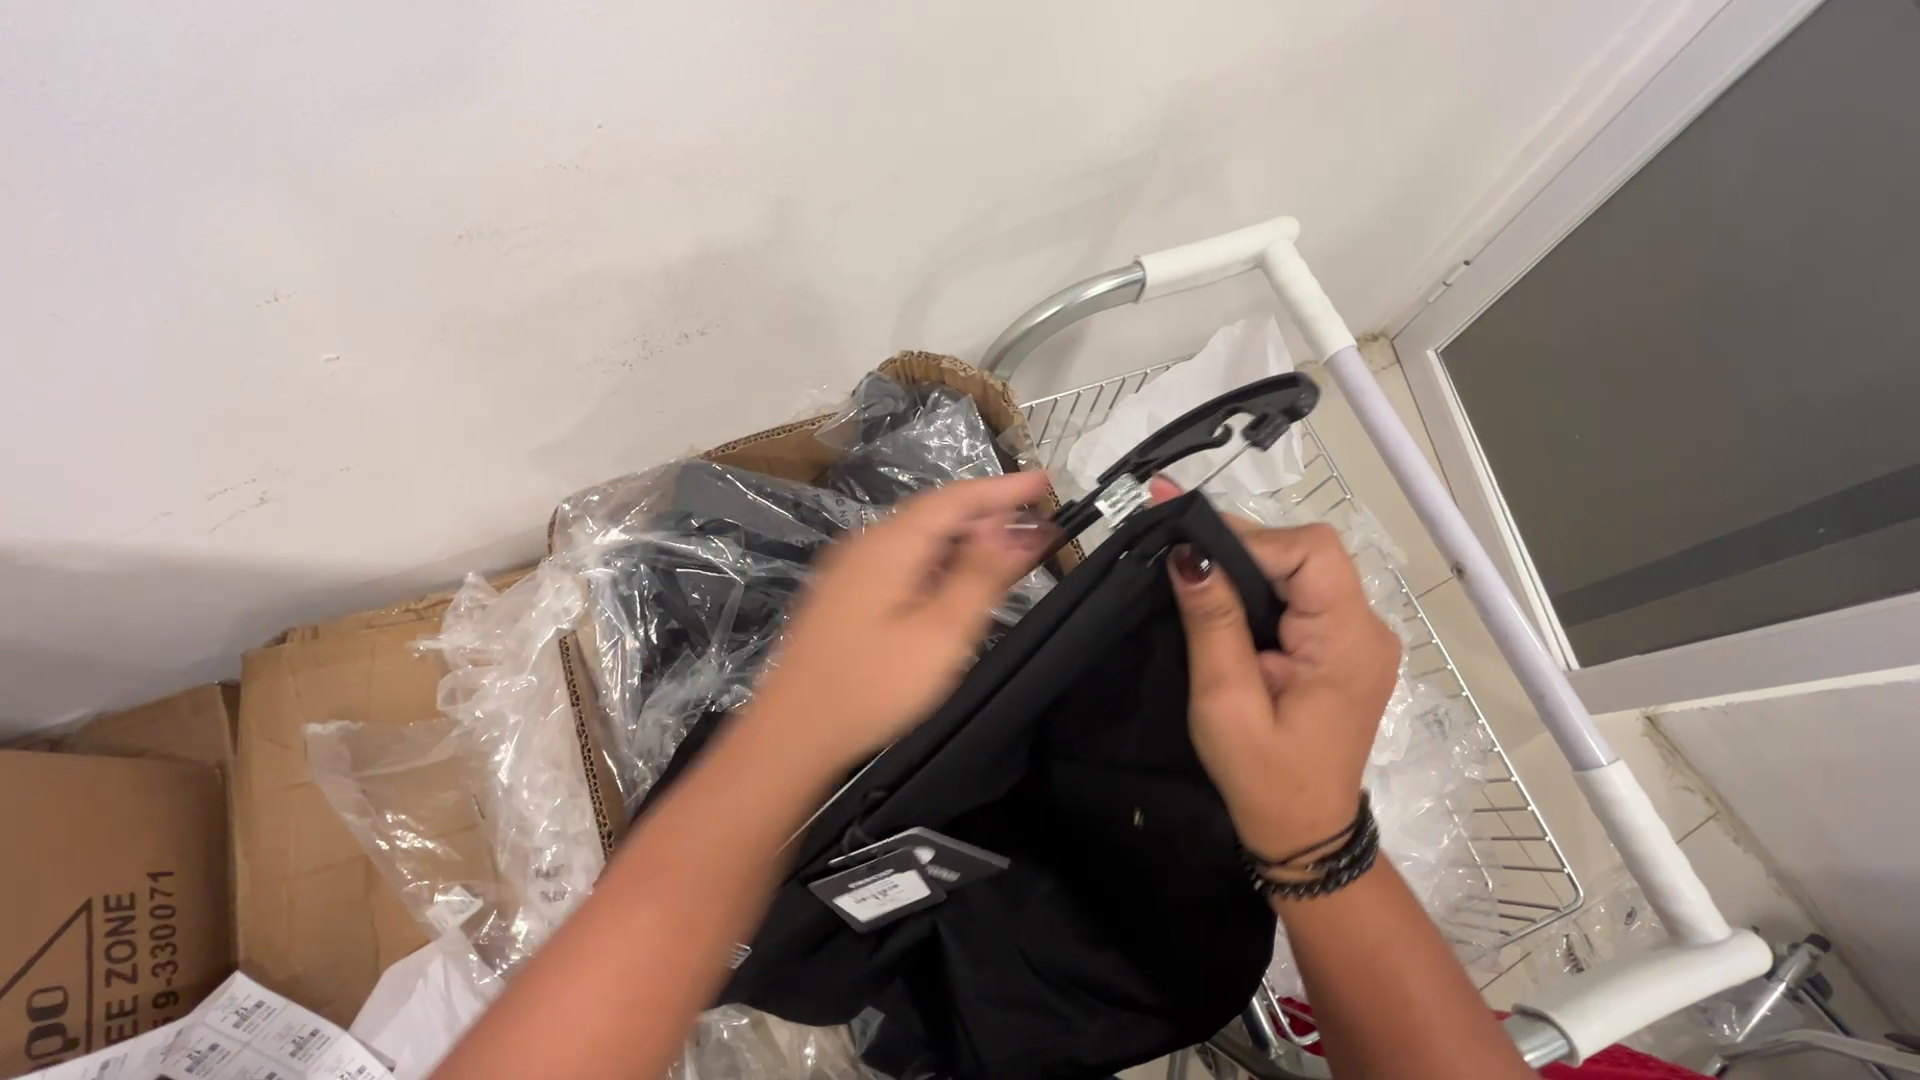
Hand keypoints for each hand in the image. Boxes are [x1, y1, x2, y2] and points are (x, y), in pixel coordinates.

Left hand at [745, 471, 1056, 769]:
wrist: (793, 733)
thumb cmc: (871, 686)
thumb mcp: (939, 633)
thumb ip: (979, 576)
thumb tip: (1013, 530)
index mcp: (889, 545)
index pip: (956, 498)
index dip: (1003, 488)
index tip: (1044, 482)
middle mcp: (866, 545)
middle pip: (936, 514)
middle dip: (988, 514)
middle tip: (1036, 525)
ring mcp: (850, 570)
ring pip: (919, 538)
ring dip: (966, 538)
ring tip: (1008, 551)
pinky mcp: (845, 596)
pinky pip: (903, 560)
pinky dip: (940, 560)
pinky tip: (957, 582)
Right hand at [1156, 480, 1399, 858]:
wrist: (1303, 831)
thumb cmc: (1262, 774)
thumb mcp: (1224, 699)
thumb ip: (1212, 621)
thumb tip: (1187, 553)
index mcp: (1347, 640)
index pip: (1312, 550)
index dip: (1252, 541)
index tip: (1192, 556)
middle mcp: (1366, 627)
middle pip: (1309, 553)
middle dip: (1243, 551)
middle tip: (1181, 564)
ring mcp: (1359, 636)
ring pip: (1303, 569)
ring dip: (1248, 570)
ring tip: (1196, 585)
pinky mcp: (1342, 646)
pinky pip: (1302, 595)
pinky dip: (1260, 591)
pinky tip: (1224, 606)